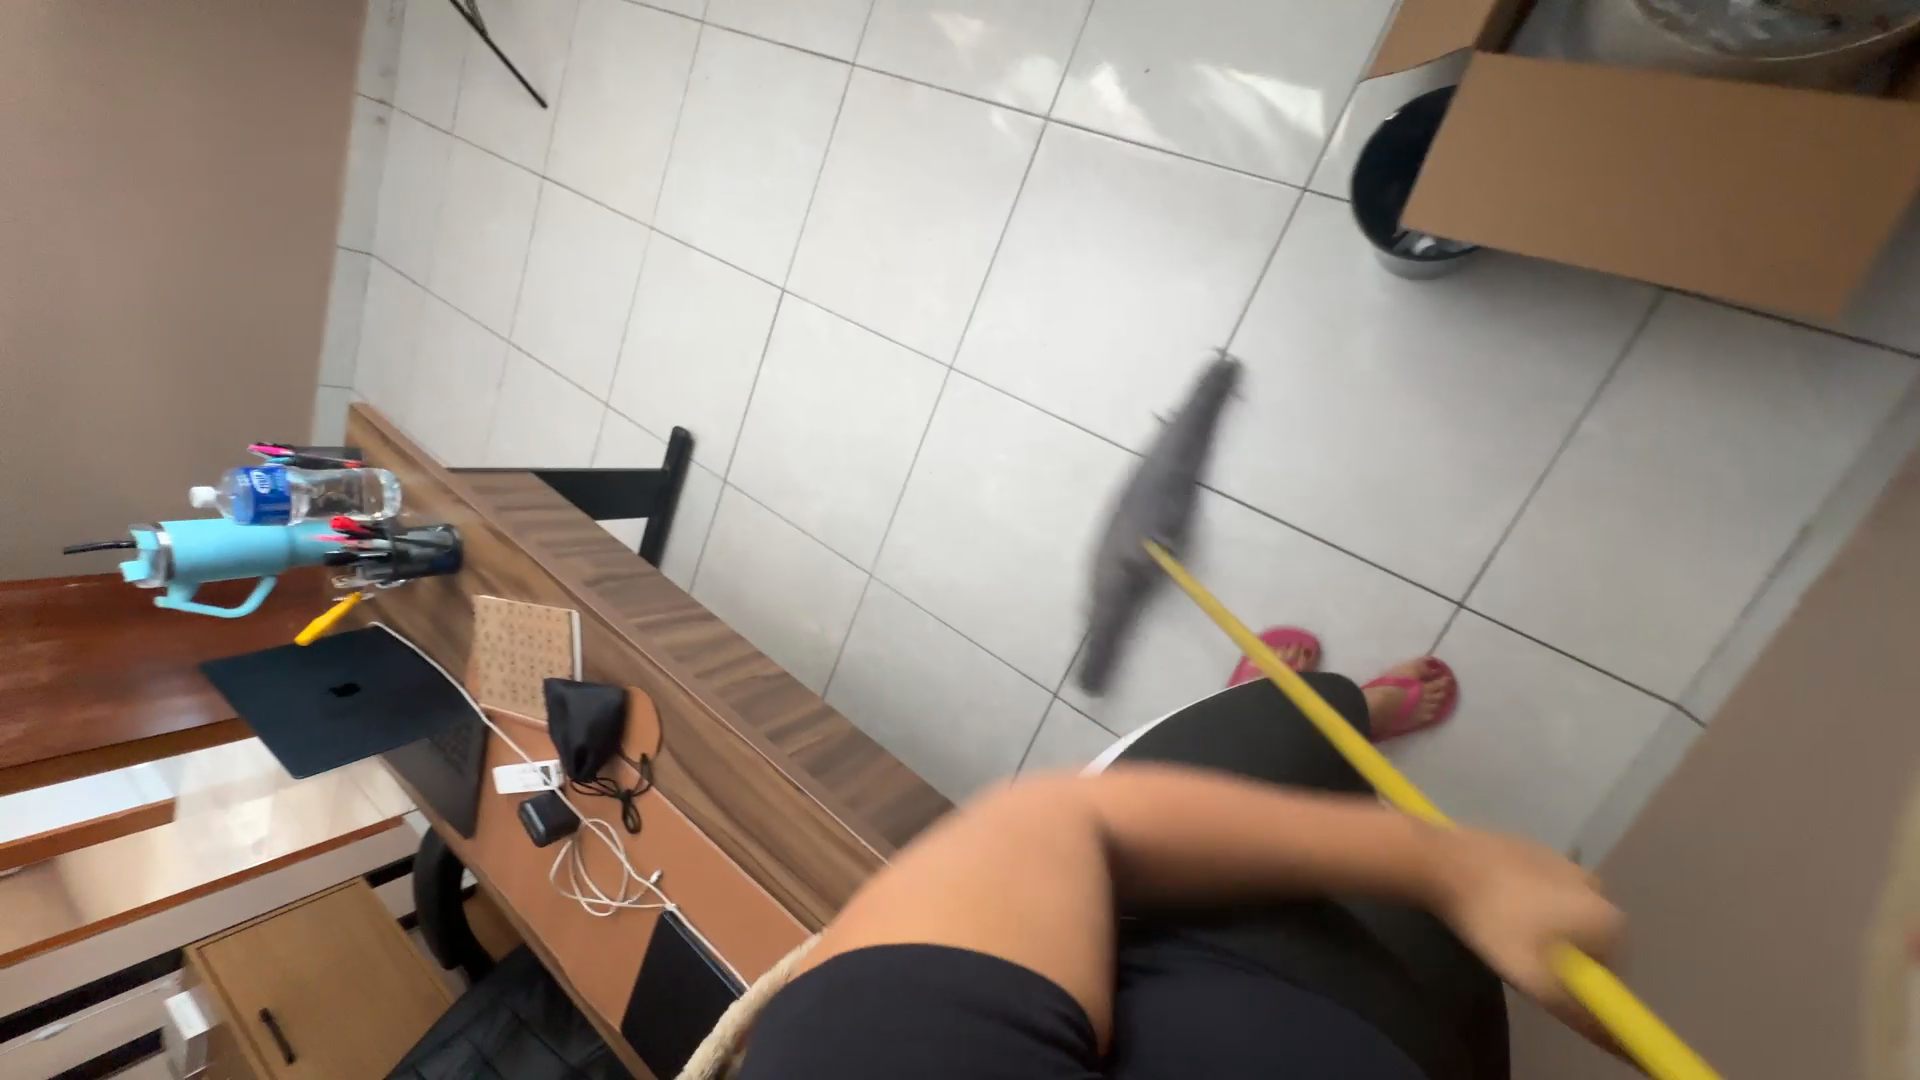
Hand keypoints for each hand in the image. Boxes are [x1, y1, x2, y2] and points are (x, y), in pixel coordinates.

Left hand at [1429, 827, 1625, 1050]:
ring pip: (1558, 909)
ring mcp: (1558, 858)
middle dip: (1555, 949)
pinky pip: (1534, 883)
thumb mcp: (1537, 982)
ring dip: (1536, 922)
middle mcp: (1594, 884)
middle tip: (1513, 949)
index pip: (1608, 969)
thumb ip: (1586, 1017)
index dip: (1574, 979)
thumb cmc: (1491, 921)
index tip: (1537, 973)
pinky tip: (1488, 896)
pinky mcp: (1526, 844)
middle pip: (1584, 936)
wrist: (1439, 860)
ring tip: (1496, 922)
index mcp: (1609, 918)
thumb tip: (1627, 1050)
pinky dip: (1518, 894)